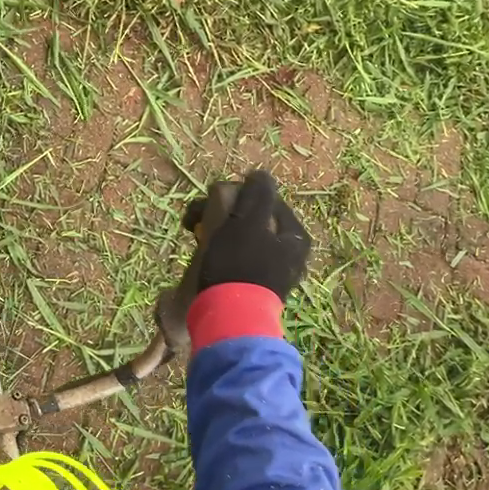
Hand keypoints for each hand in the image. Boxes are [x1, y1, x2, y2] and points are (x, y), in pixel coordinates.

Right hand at [181, 170, 310, 301]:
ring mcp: (272, 270)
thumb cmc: (238, 263)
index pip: (266, 199)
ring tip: (193, 234)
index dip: (238, 195)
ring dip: (215, 227)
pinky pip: (235, 253)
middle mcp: (289, 253)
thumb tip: (260, 175)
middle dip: (221, 212)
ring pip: (240, 233)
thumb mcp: (248, 220)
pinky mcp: (252, 283)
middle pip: (251, 216)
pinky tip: (203, 251)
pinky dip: (218, 247)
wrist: (229, 314)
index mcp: (295, 236)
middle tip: (195, 220)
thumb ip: (258, 193)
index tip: (213, 202)